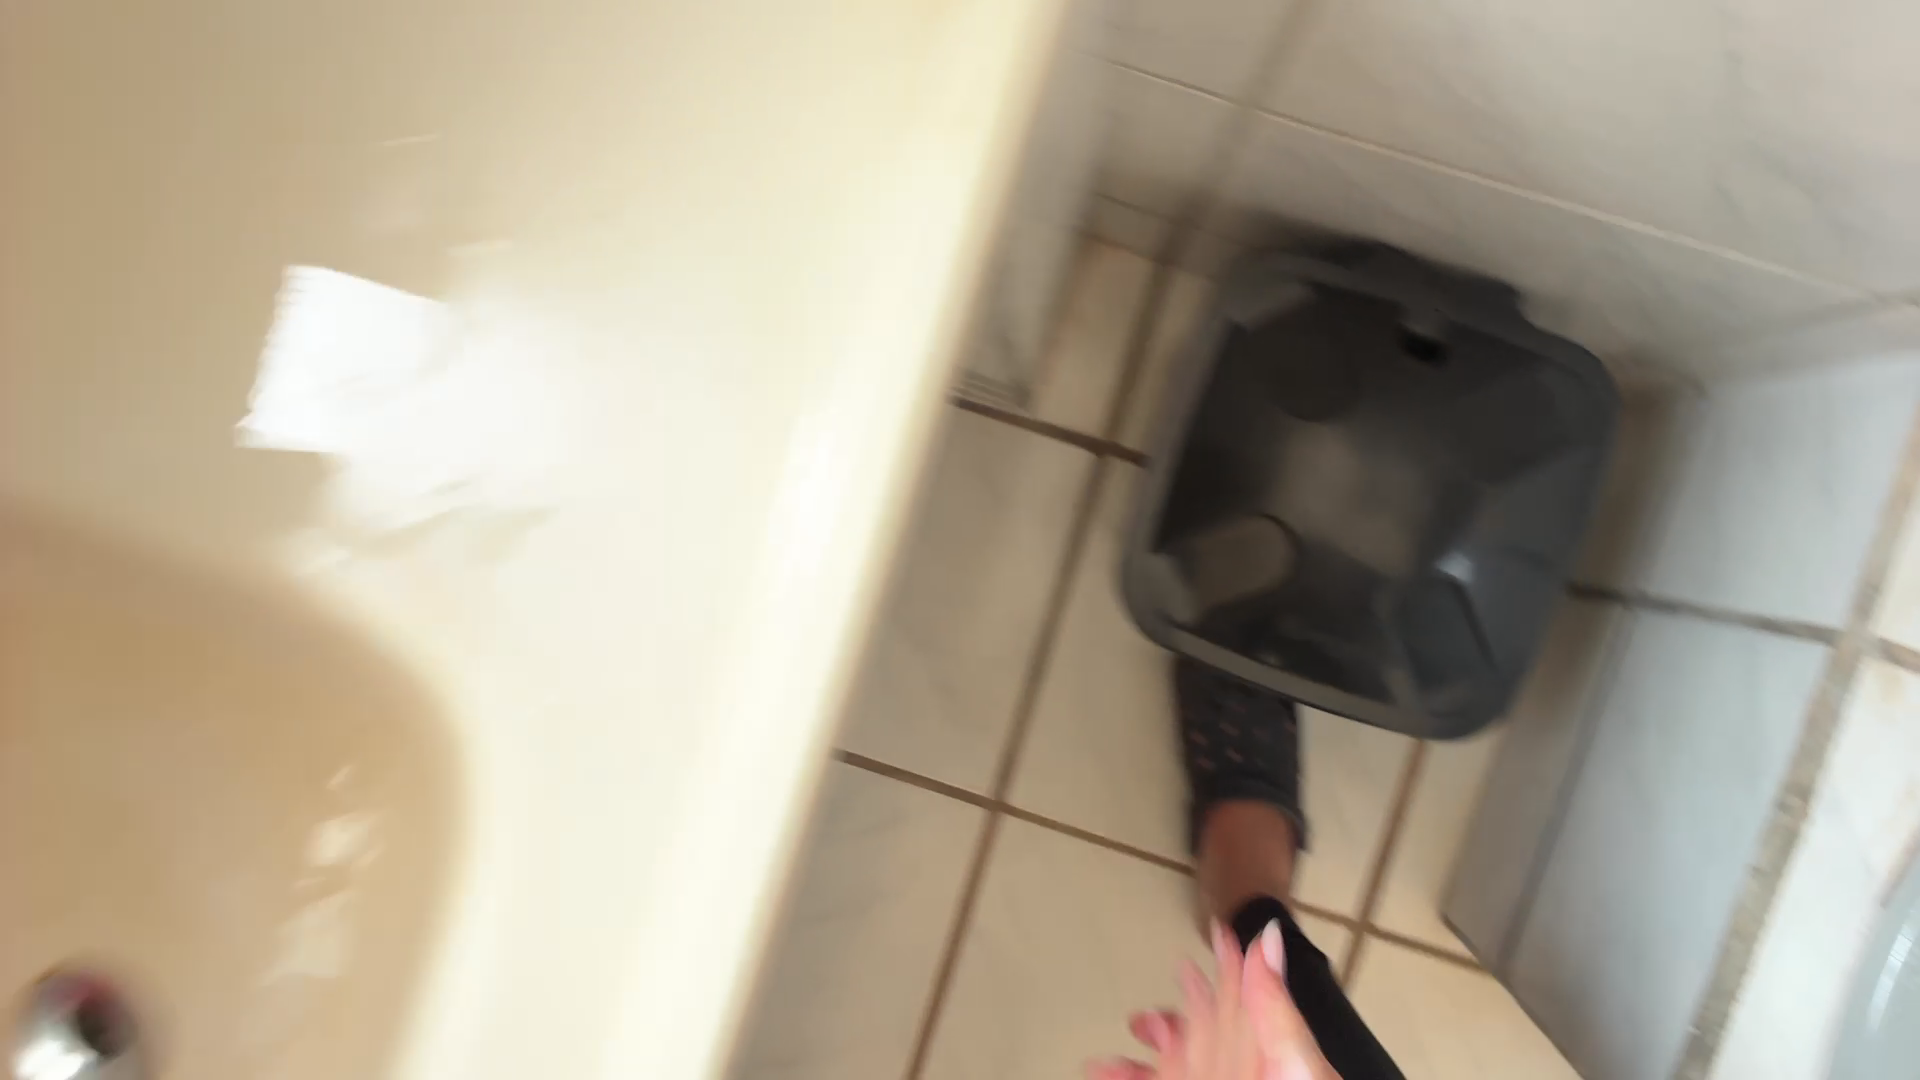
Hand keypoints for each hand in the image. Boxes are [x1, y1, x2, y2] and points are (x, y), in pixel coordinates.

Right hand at [1087, 920, 1339, 1079]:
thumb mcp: (1296, 1070)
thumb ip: (1275, 1009)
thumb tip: (1268, 933)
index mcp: (1265, 1056)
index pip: (1243, 1001)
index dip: (1229, 966)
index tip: (1215, 932)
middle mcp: (1240, 1075)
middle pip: (1202, 1041)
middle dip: (1170, 1022)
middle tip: (1143, 1014)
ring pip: (1174, 1073)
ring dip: (1136, 1067)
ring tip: (1101, 1062)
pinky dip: (1127, 1077)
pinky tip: (1101, 1071)